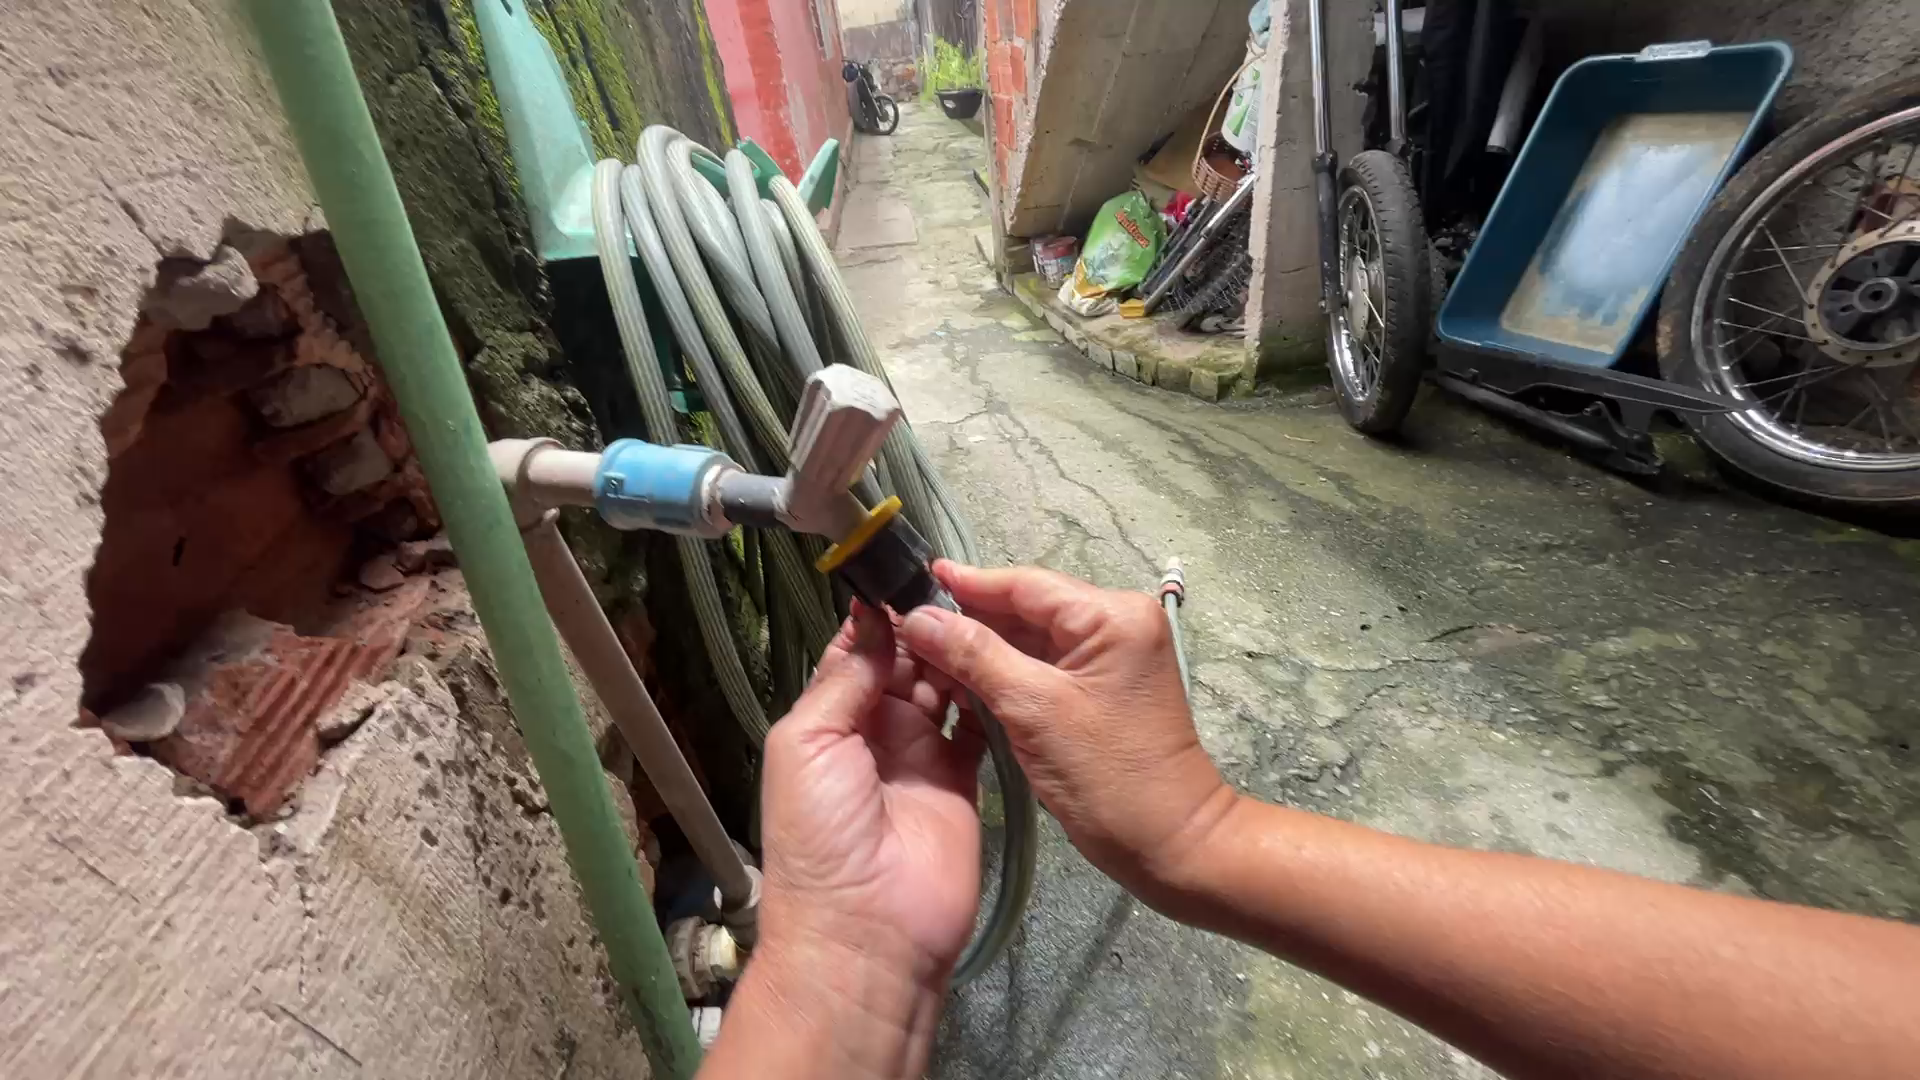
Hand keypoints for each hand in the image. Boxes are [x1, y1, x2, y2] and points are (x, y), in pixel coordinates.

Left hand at [757, 600, 984, 984]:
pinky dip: (985, 692)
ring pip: (942, 683)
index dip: (879, 616)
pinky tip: (1000, 658)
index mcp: (830, 716)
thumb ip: (846, 678)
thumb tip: (872, 614)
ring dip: (954, 653)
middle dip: (923, 628)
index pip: (857, 650)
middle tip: (955, 590)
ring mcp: (922, 749)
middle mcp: (876, 726)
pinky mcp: (963, 773)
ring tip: (980, 614)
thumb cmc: (822, 830)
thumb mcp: (809, 742)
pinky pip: (977, 723)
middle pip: (904, 661)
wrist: (869, 930)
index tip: (908, 575)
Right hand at [898, 562, 1236, 905]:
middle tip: (911, 623)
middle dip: (969, 619)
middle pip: (1026, 608)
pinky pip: (1042, 663)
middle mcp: (1115, 620)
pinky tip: (961, 676)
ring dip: (981, 647)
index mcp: (1111, 615)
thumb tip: (918, 617)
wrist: (1170, 844)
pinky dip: (1003, 670)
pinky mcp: (1098, 682)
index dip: (968, 582)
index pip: (1026, 584)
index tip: (919, 576)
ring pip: (1030, 636)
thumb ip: (974, 655)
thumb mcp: (1033, 709)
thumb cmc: (1106, 776)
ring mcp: (1109, 652)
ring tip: (925, 650)